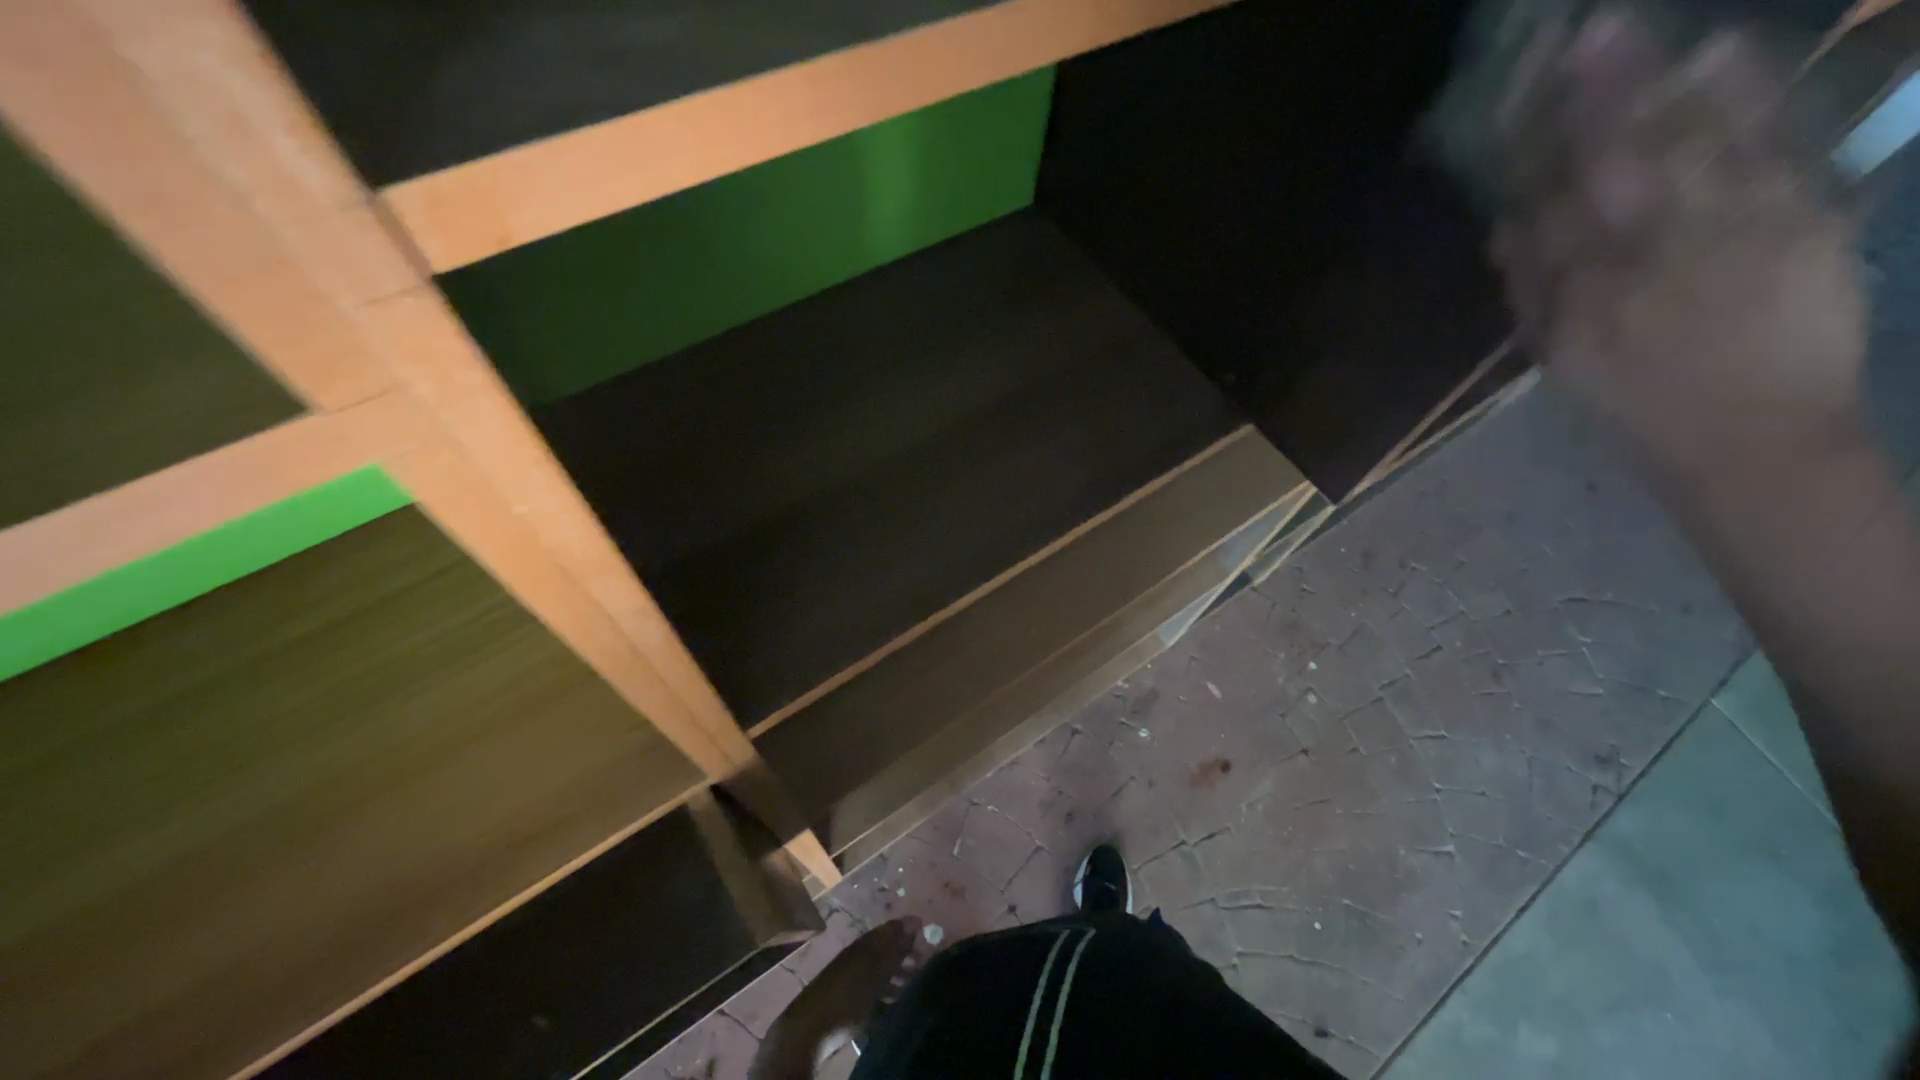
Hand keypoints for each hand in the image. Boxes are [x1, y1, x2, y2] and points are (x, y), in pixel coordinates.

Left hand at [749, 918, 921, 1079]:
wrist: (811, 1030)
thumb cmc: (846, 995)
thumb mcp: (874, 969)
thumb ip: (894, 946)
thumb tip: (914, 919)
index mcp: (862, 948)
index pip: (888, 932)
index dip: (906, 934)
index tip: (926, 940)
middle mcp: (857, 961)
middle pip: (885, 955)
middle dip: (905, 958)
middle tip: (924, 966)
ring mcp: (852, 984)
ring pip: (880, 976)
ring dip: (898, 980)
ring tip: (914, 989)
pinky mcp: (850, 1006)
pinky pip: (873, 997)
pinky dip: (886, 999)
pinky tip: (896, 1007)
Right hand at [1492, 8, 1868, 479]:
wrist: (1757, 448)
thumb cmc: (1643, 411)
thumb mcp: (1563, 366)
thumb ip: (1530, 298)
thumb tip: (1502, 230)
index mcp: (1581, 303)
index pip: (1546, 214)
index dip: (1529, 154)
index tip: (1514, 104)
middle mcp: (1644, 264)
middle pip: (1610, 171)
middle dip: (1589, 103)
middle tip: (1575, 40)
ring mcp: (1727, 241)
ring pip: (1684, 151)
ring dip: (1656, 86)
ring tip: (1626, 32)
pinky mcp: (1800, 230)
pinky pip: (1769, 153)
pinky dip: (1746, 101)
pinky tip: (1720, 56)